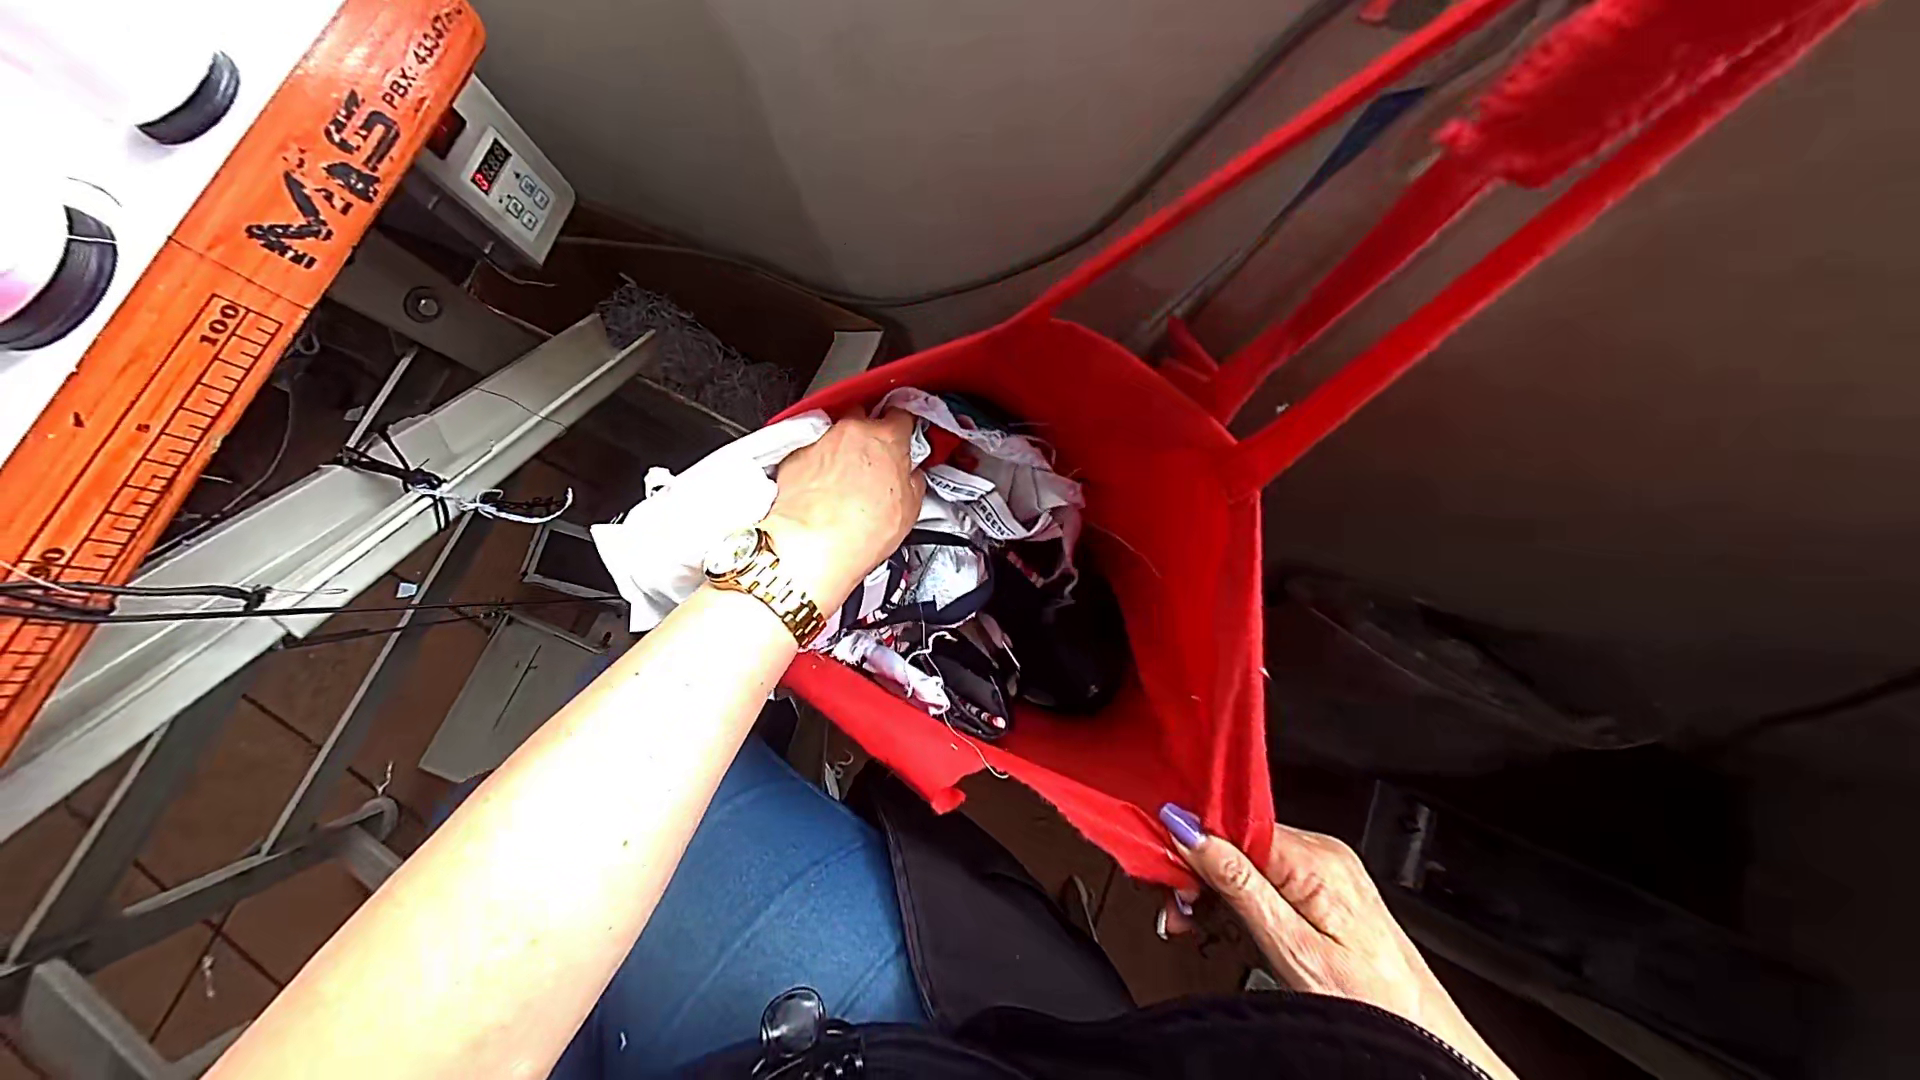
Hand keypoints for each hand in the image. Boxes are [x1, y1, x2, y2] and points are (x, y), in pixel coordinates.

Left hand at [760, 410, 924, 608]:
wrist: (811, 545)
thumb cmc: (859, 531)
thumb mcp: (911, 508)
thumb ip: (913, 480)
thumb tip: (911, 477)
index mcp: (887, 438)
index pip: (902, 415)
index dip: (905, 428)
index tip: (904, 438)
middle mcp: (852, 431)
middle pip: (866, 417)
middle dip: (870, 436)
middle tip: (876, 464)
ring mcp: (820, 440)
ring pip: (836, 434)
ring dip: (843, 451)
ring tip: (847, 482)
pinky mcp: (794, 456)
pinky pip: (812, 452)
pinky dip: (818, 465)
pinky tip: (824, 490)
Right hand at [1158, 806, 1517, 1079]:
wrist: (1436, 1050)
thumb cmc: (1378, 1013)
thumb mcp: (1292, 950)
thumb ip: (1237, 883)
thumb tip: (1189, 830)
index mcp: (1315, 860)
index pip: (1231, 823)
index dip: (1191, 842)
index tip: (1164, 867)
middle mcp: (1321, 851)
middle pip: (1234, 838)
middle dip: (1197, 868)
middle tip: (1176, 907)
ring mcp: (1324, 866)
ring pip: (1244, 853)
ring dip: (1211, 883)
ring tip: (1193, 917)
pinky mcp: (1322, 882)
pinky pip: (1263, 869)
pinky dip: (1235, 890)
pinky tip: (1223, 912)